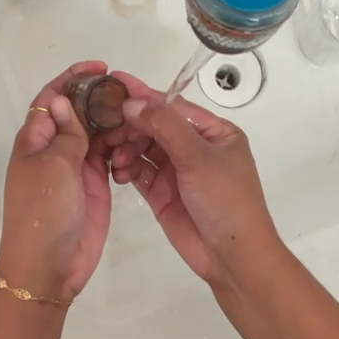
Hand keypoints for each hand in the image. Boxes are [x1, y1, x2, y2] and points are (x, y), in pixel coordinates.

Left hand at [0, 62, 123, 301]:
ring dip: (117, 125)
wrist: (49, 266)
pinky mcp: (94, 186)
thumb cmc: (43, 213)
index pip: (52, 98)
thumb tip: (62, 99)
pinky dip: (123, 149)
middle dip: (103, 100)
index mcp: (35, 139)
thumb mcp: (53, 166)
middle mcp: (55, 149)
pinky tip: (138, 143)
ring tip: (140, 118)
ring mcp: (75, 168)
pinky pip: (110, 158)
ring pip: (98, 134)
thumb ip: (66, 132)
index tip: (102, 67)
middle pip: (79, 113)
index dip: (73, 78)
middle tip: (133, 94)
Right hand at [108, 80, 280, 285]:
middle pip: (154, 126)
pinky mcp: (162, 194)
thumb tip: (132, 103)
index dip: (144, 97)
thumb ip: (164, 126)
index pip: (173, 107)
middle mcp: (195, 148)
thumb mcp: (199, 156)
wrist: (232, 254)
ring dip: (126, 148)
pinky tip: (117, 171)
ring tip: (114, 156)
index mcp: (214, 132)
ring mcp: (177, 171)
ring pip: (143, 149)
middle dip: (131, 125)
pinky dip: (125, 169)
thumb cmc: (226, 199)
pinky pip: (139, 172)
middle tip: (106, 127)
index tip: (114, 84)